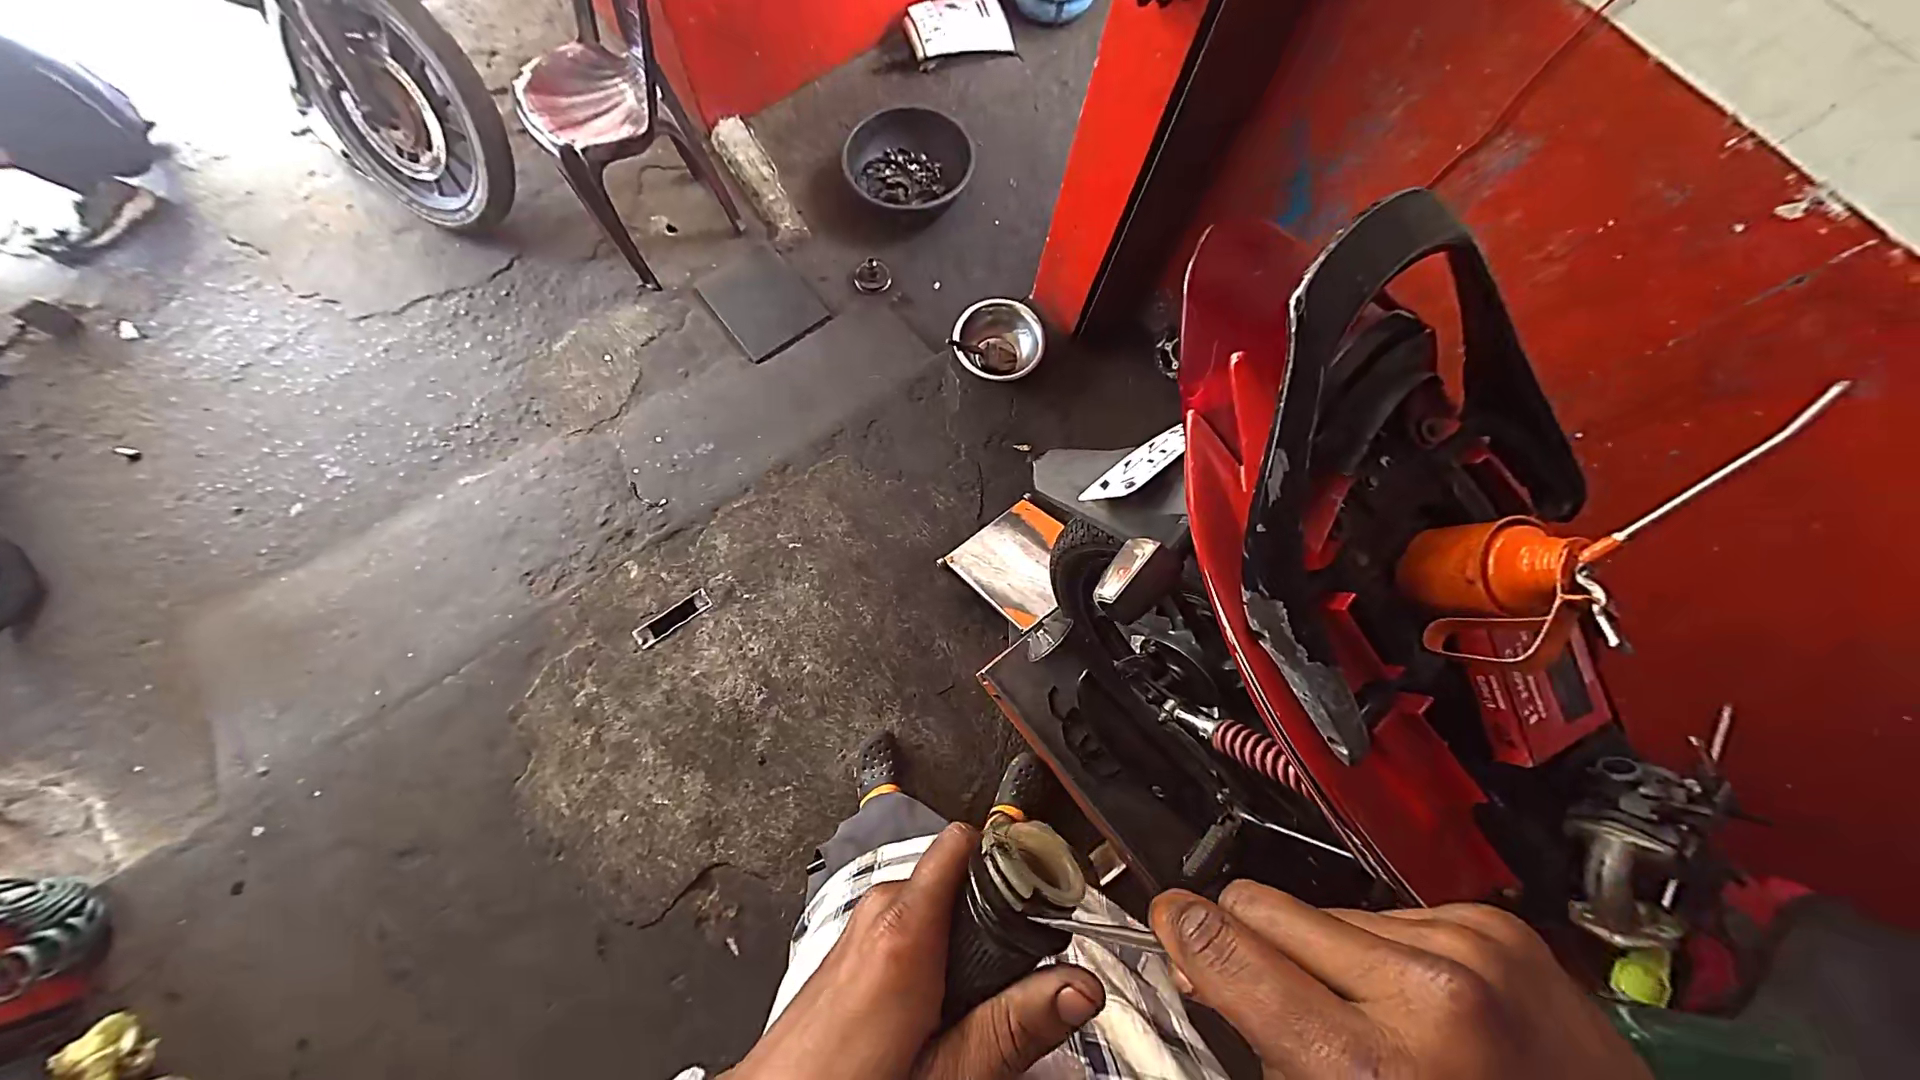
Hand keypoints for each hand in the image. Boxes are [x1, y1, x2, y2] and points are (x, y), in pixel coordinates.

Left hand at [728, 822, 1105, 1079]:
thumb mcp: (944, 1072)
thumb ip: (1012, 1025)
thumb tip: (1076, 989)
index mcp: (905, 929)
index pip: (965, 842)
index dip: (1009, 858)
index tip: (1040, 895)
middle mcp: (881, 910)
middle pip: (957, 874)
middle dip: (992, 916)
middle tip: (1012, 974)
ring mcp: (864, 922)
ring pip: (935, 899)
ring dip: (963, 936)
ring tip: (968, 999)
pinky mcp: (855, 940)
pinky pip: (910, 918)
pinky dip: (935, 946)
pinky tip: (933, 1002)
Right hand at [1150, 882, 1651, 1079]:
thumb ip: (1261, 1041)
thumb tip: (1203, 964)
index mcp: (1373, 1068)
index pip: (1229, 946)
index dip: (1182, 927)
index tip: (1171, 922)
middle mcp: (1424, 990)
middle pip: (1259, 902)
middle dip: (1248, 937)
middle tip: (1269, 987)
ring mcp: (1467, 948)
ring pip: (1317, 906)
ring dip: (1322, 949)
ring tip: (1369, 1010)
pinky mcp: (1492, 925)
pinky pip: (1380, 912)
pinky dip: (1379, 949)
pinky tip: (1416, 999)